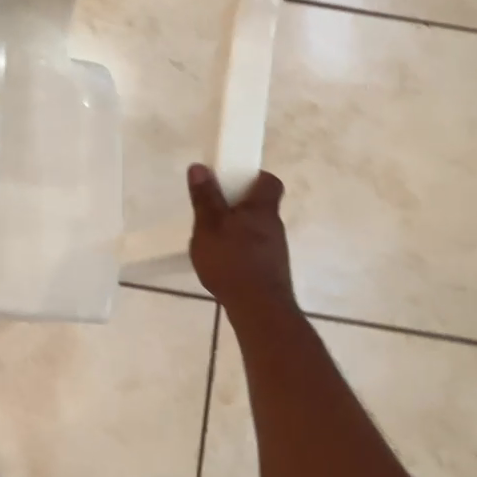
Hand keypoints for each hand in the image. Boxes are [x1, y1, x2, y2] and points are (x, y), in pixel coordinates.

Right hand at [187, 165, 298, 317]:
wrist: (258, 309)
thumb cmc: (231, 261)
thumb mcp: (208, 226)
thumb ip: (205, 198)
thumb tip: (200, 167)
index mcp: (261, 209)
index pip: (269, 181)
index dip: (252, 176)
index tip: (230, 180)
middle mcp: (274, 226)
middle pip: (259, 206)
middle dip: (236, 205)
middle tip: (210, 212)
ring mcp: (275, 249)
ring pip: (255, 229)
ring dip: (236, 229)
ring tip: (211, 241)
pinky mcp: (271, 270)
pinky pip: (254, 249)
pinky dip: (239, 250)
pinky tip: (222, 263)